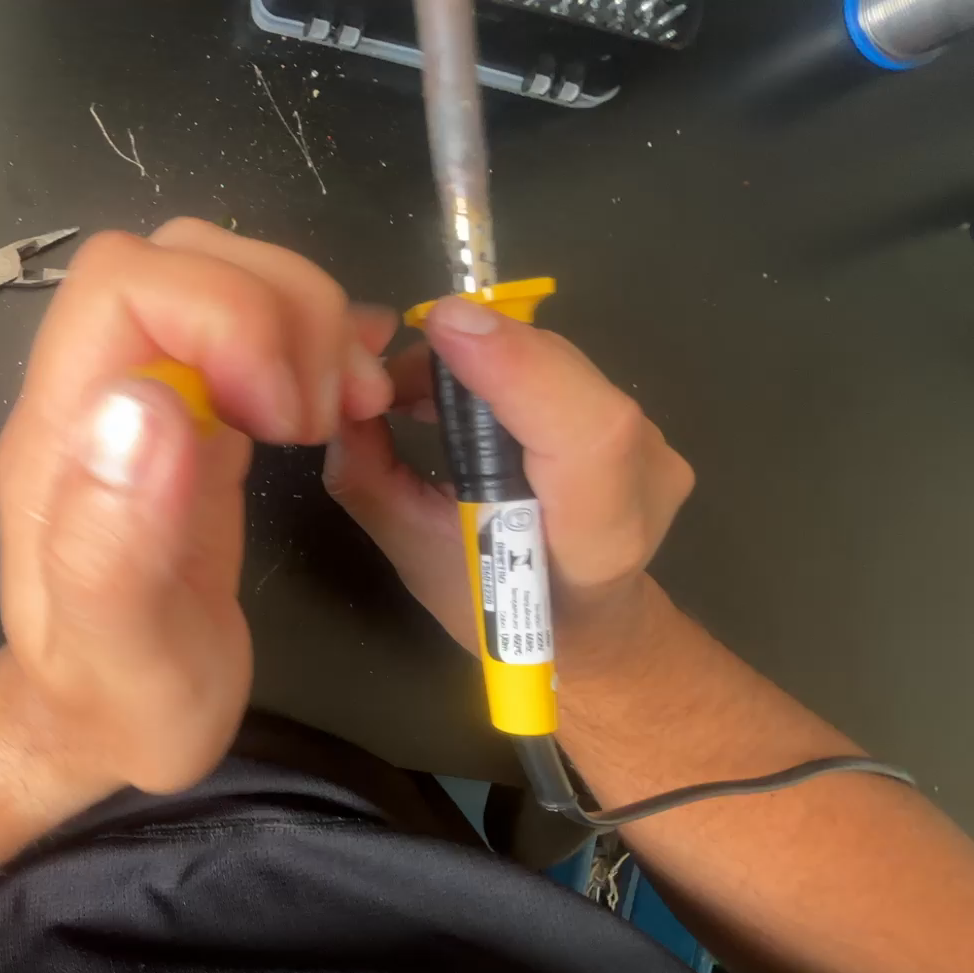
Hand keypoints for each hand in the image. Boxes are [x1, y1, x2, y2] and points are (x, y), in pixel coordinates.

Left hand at [0, 219, 396, 793]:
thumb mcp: (116, 653)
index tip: (279, 416)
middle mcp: (92, 400)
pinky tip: (341, 401)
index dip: (222, 314)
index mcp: (59, 438)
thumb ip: (114, 540)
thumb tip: (147, 403)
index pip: (121, 285)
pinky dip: (308, 344)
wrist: (105, 716)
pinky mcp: (189, 425)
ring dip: (302, 324)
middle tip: (317, 415)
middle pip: (176, 260)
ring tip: (339, 411)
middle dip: (276, 309)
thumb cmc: (111, 700)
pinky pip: (247, 337)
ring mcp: (141, 406)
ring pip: (220, 283)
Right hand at [322, 297, 694, 671]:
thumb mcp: (412, 552)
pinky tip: (443, 398)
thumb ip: (370, 480)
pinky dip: (490, 369)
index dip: (518, 369)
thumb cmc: (493, 606)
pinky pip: (557, 370)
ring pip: (555, 364)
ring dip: (469, 363)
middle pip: (560, 378)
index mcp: (595, 538)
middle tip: (378, 383)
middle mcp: (645, 478)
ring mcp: (653, 443)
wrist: (584, 628)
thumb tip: (339, 406)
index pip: (585, 434)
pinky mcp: (635, 422)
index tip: (441, 325)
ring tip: (401, 398)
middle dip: (462, 358)